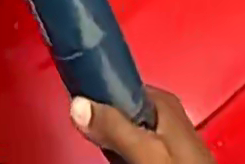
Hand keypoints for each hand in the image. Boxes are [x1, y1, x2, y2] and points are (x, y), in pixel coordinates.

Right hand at [71, 87, 214, 163]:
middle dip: (110, 132)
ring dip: (118, 148)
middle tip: (112, 151)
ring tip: (122, 161)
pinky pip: (136, 149)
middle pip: (121, 113)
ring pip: (127, 134)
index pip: (119, 87)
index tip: (89, 115)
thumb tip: (77, 104)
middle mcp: (164, 113)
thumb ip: (113, 127)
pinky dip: (128, 157)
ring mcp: (167, 136)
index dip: (101, 102)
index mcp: (162, 101)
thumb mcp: (144, 150)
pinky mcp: (167, 156)